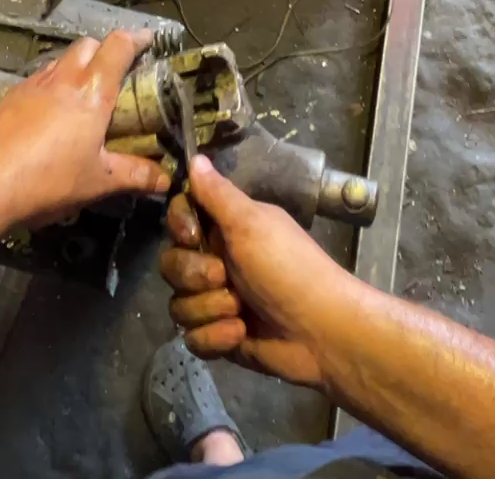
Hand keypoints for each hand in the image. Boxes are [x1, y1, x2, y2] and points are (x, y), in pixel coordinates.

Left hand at [0, 30, 170, 225]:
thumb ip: (134, 176)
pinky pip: (38, 79)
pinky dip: (53, 84)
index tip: (149, 38)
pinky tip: (50, 113)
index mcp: (91, 92)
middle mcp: (62, 79)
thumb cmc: (47, 180)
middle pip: (87, 44)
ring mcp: (30, 86)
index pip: (118, 47)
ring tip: (85, 91)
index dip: (136, 38)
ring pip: (60, 60)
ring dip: (77, 65)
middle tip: (118, 69)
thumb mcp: (97, 181)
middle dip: (106, 48)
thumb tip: (165, 180)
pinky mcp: (7, 99)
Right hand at [160, 155, 360, 390]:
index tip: (192, 236)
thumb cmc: (288, 266)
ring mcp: (220, 299)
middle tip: (224, 277)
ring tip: (240, 311)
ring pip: (180, 304)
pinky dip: (214, 338)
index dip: (179, 227)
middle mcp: (220, 260)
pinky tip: (240, 334)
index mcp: (228, 228)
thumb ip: (217, 194)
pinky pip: (194, 338)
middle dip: (194, 276)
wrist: (321, 331)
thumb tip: (194, 156)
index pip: (181, 218)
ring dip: (208, 309)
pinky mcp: (222, 336)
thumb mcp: (251, 223)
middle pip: (172, 264)